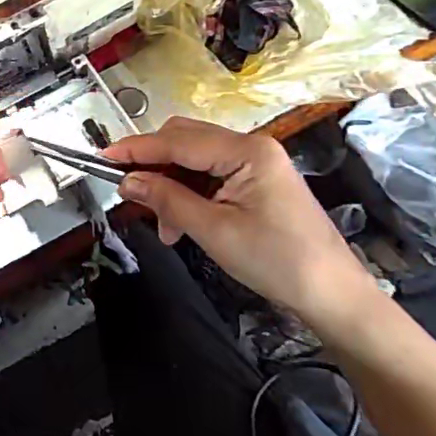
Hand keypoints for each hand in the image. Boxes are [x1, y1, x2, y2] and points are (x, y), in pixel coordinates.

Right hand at [103, 117, 375, 326]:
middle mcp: (252, 147)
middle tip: (128, 192)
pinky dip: (187, 192)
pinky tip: (178, 222)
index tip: (101, 157)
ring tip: (161, 222)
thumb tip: (127, 181)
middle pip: (184, 140)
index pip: (177, 141)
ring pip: (193, 158)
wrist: (333, 295)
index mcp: (247, 151)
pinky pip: (209, 174)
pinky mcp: (257, 180)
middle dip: (153, 164)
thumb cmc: (277, 262)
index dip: (136, 149)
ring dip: (169, 183)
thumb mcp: (213, 231)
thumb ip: (166, 198)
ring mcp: (256, 162)